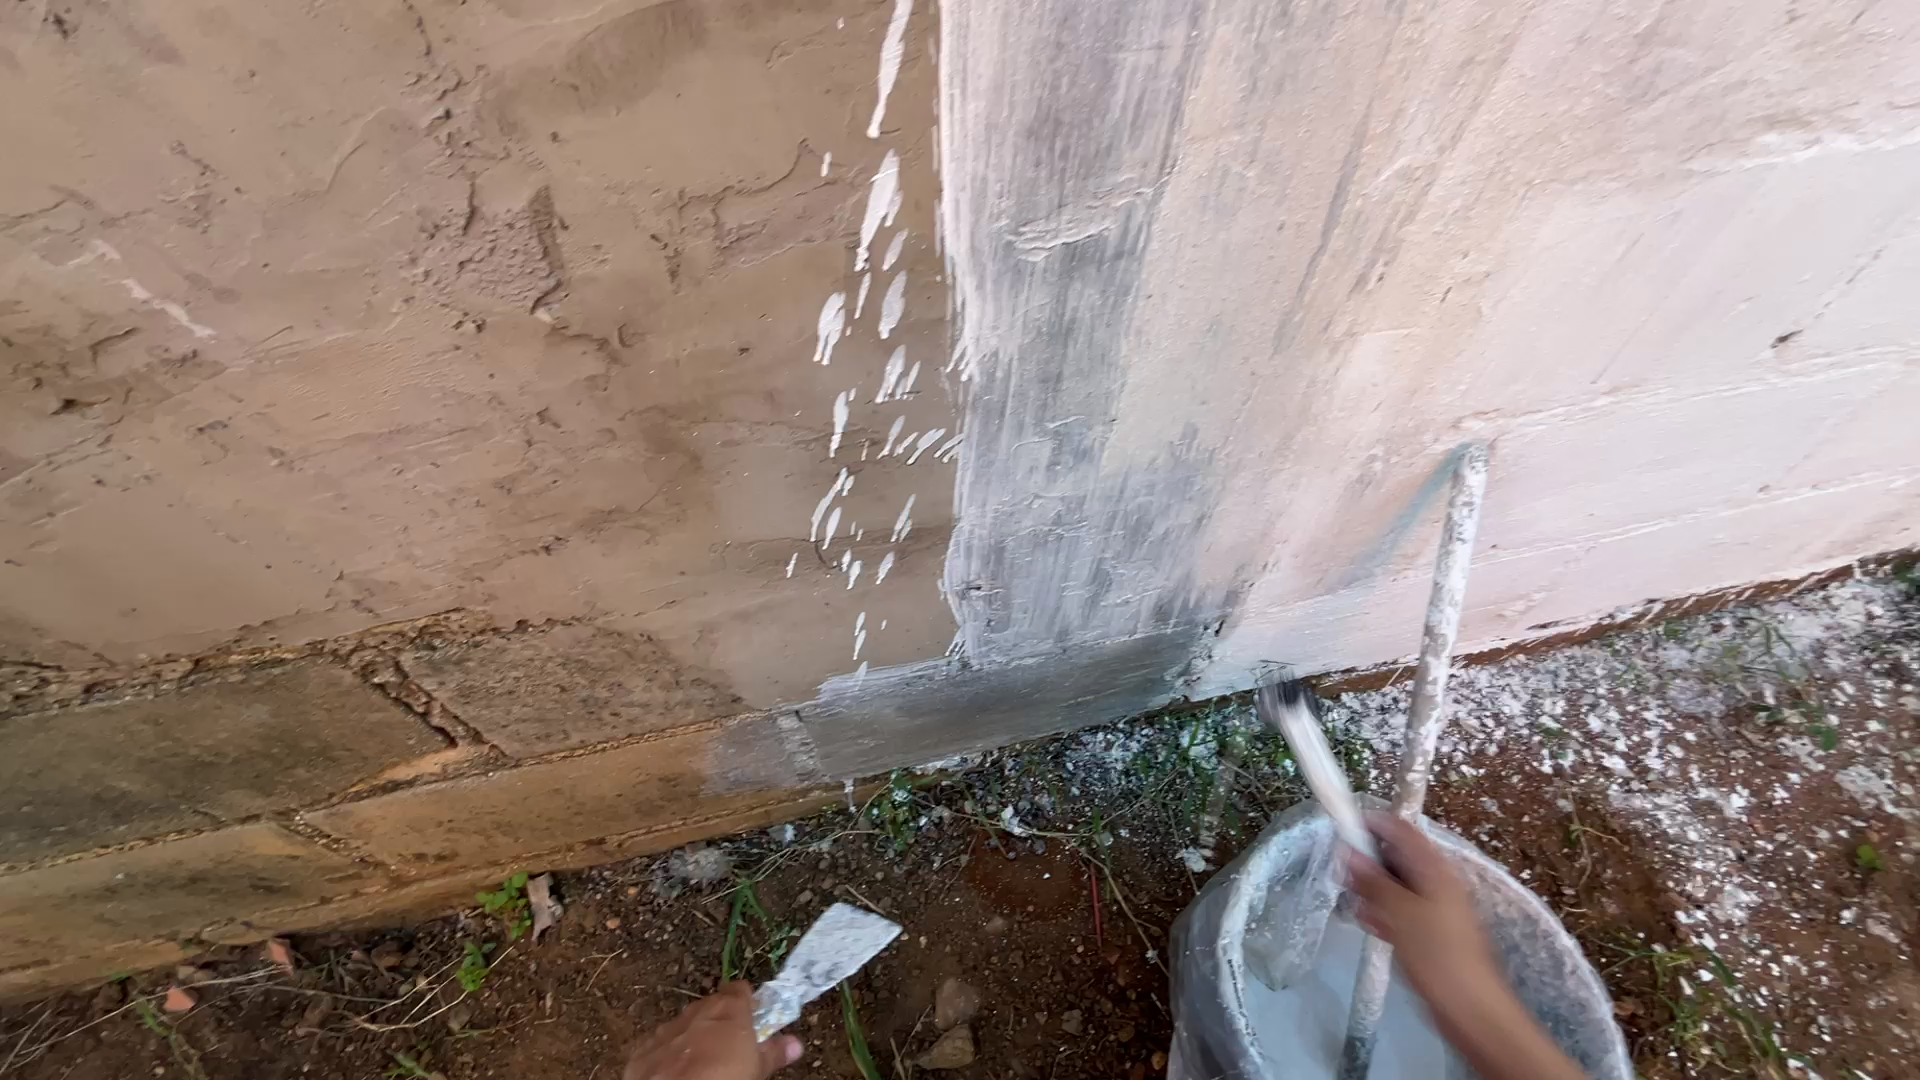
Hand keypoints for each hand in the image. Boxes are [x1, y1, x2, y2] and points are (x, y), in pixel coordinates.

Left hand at [624, 982, 802, 1079]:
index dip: (747, 1004)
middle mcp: (698, 1009)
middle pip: (712, 1007)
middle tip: (728, 1050)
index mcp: (729, 1007)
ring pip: (685, 1027)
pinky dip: (667, 1058)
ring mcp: (668, 1029)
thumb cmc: (725, 1077)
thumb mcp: (756, 1069)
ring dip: (693, 1040)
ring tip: (700, 1067)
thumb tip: (797, 1043)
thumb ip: (775, 1052)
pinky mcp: (643, 1052)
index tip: (752, 1021)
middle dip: (719, 1023)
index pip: (741, 990)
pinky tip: (672, 1077)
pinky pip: (659, 1048)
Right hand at [1345, 811, 1501, 1006]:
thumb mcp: (1399, 911)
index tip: (1342, 832)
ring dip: (1372, 891)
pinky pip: (1399, 910)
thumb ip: (1372, 879)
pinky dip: (1383, 913)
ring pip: (1393, 884)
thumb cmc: (1437, 953)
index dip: (1371, 824)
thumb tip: (1348, 849)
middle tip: (1346, 876)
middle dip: (1367, 862)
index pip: (1400, 829)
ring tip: (1359, 907)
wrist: (1473, 1012)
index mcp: (1434, 869)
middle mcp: (1434, 882)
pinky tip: (1372, 927)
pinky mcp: (1428, 931)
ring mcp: (1432, 907)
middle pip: (1394, 856)